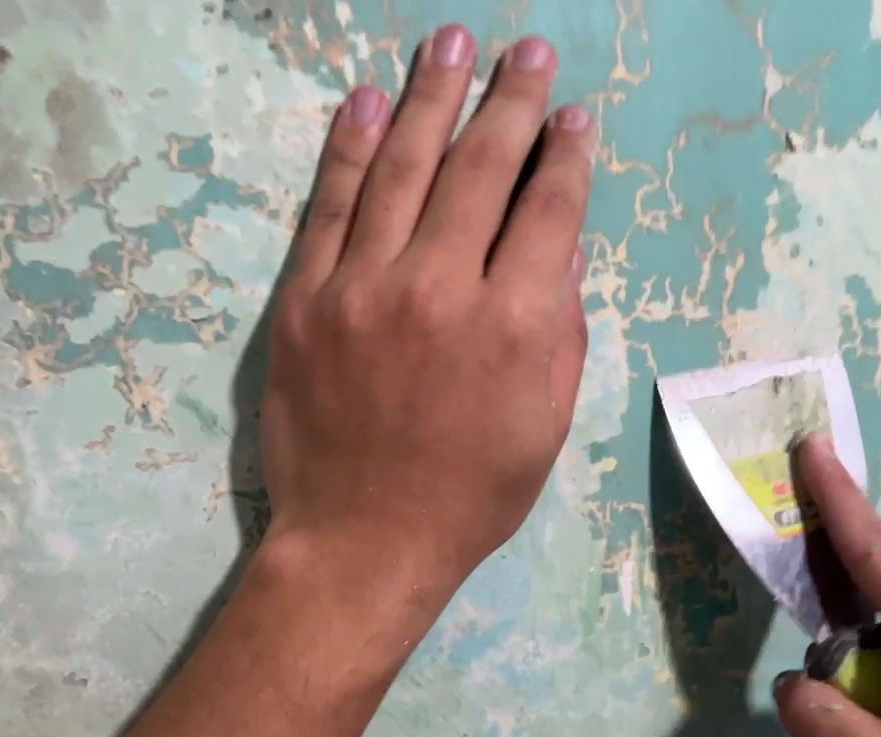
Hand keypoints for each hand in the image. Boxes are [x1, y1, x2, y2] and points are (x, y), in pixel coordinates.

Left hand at [260, 26, 593, 591]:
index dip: (567, 157)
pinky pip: (329, 209)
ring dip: (431, 98)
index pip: (549, 212)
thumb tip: (561, 253)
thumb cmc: (468, 498)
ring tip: (452, 42)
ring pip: (403, 170)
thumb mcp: (545, 429)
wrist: (362, 542)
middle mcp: (439, 289)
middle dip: (511, 103)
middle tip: (527, 55)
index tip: (575, 119)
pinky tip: (369, 104)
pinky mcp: (304, 303)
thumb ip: (559, 334)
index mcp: (511, 326)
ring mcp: (362, 289)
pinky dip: (350, 151)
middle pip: (480, 170)